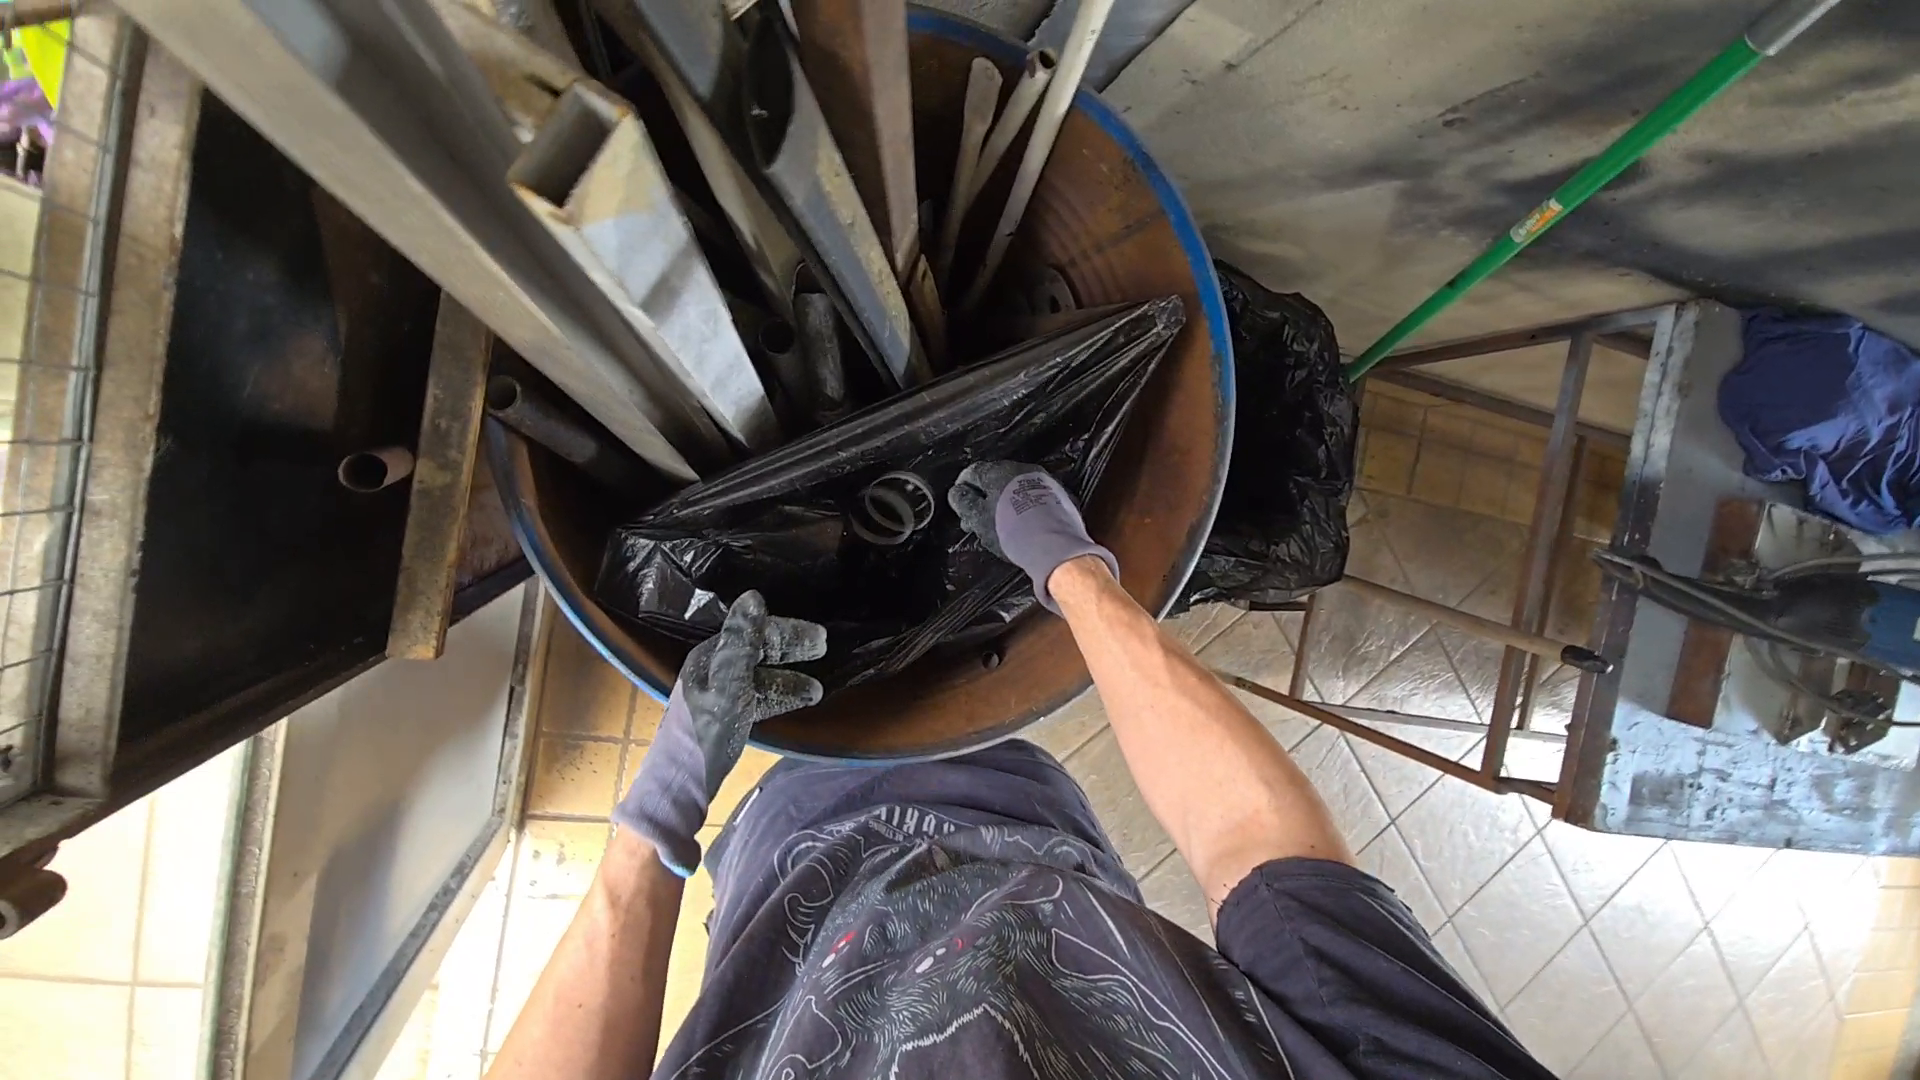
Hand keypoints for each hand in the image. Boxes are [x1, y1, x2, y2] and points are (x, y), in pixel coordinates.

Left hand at [612, 590, 825, 876]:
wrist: (680, 788)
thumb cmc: (705, 736)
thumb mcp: (728, 686)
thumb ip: (742, 643)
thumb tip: (753, 597)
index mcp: (710, 658)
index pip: (754, 633)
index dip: (787, 632)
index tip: (819, 638)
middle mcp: (713, 671)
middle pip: (758, 651)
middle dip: (791, 650)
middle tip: (823, 649)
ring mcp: (719, 695)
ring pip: (761, 676)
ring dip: (789, 677)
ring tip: (818, 689)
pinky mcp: (725, 717)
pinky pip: (758, 696)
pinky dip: (779, 696)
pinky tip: (797, 702)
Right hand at [948, 460, 1117, 612]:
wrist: (1056, 545)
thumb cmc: (1012, 531)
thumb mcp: (978, 518)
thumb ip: (963, 502)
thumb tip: (957, 492)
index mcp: (999, 471)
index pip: (973, 472)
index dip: (962, 488)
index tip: (959, 502)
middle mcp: (1023, 470)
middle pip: (996, 481)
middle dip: (984, 499)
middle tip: (976, 522)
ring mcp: (1045, 482)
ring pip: (1017, 490)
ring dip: (1005, 504)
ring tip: (1000, 528)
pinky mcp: (1061, 497)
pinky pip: (1036, 500)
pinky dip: (1026, 510)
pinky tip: (1023, 528)